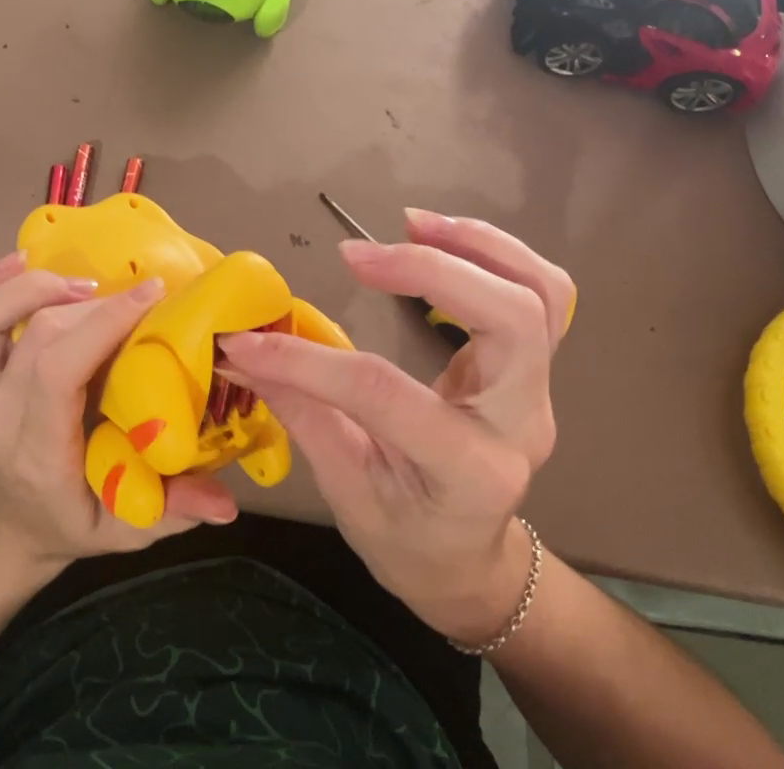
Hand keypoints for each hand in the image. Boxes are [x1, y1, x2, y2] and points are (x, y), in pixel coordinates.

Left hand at [0, 254, 237, 571]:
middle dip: (92, 304)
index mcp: (38, 453)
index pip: (56, 373)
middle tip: (139, 295)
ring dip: (30, 286)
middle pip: (33, 338)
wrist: (8, 529)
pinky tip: (22, 262)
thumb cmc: (70, 525)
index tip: (152, 295)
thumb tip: (228, 504)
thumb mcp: (125, 532)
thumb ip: (173, 513)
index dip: (102, 324)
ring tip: (82, 280)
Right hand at [218, 210, 574, 642]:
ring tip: (411, 222)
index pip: (383, 393)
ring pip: (542, 293)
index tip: (247, 340)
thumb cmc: (404, 539)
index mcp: (468, 471)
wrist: (466, 561)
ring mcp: (536, 391)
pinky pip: (539, 294)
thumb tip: (241, 351)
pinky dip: (494, 254)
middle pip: (513, 319)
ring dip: (478, 245)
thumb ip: (298, 409)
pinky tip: (439, 237)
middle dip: (431, 271)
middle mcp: (518, 422)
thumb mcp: (343, 488)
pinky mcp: (531, 368)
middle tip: (355, 255)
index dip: (306, 360)